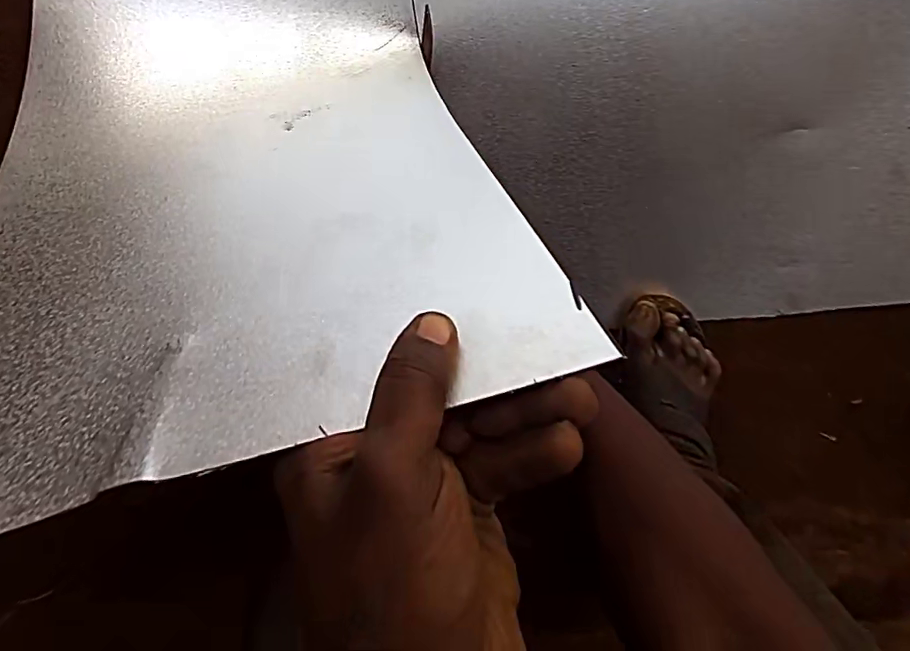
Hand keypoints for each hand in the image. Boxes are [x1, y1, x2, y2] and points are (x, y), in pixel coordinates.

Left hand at [274, 315, 595, 649]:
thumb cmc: (391, 596)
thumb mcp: (392, 479)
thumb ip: (408, 395)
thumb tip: (428, 326)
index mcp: (335, 451)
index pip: (376, 374)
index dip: (421, 343)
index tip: (465, 313)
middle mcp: (376, 463)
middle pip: (439, 398)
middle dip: (496, 385)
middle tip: (542, 362)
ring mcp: (424, 489)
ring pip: (477, 429)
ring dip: (526, 415)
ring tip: (574, 401)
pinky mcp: (466, 513)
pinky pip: (500, 466)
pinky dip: (531, 455)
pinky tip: (563, 445)